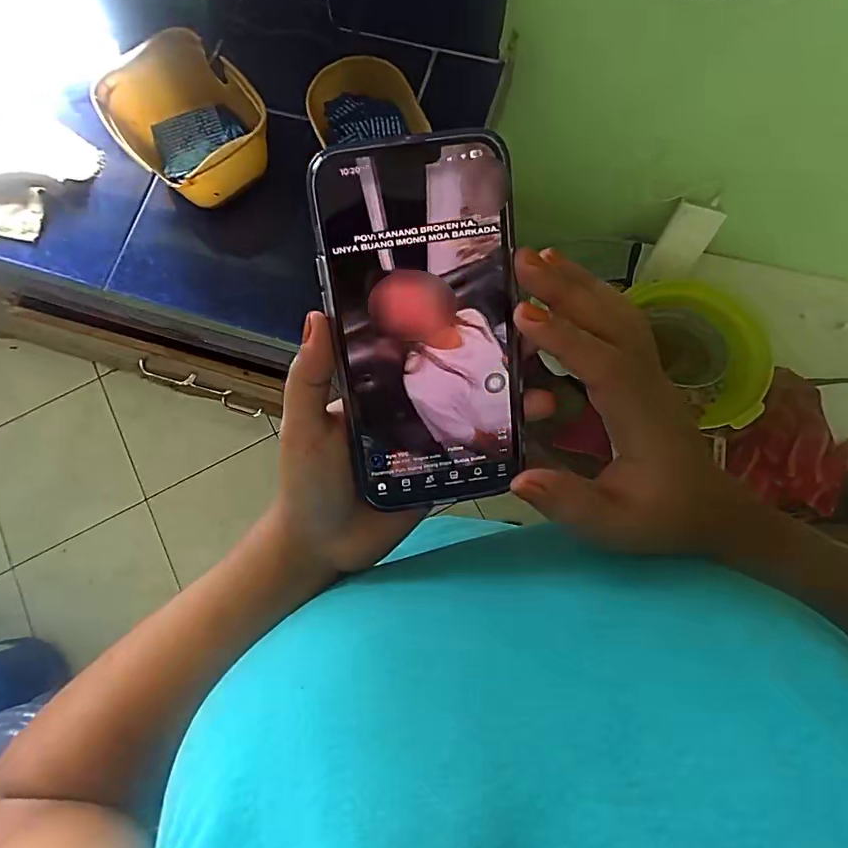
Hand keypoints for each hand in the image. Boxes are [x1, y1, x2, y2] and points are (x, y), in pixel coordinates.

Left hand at [267, 311, 554, 577]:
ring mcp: (429, 442)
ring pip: (473, 414)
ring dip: (507, 402)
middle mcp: (407, 408)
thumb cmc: (307, 480)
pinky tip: (535, 432)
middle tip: (531, 344)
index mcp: (375, 388)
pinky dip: (504, 444)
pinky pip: (477, 456)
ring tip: (542, 393)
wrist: (324, 547)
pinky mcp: (443, 475)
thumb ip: (309, 376)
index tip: (481, 300)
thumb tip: (317, 315)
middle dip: (491, 362)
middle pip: (453, 377)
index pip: (411, 348)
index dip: (441, 326)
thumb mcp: (304, 424)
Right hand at [508, 248, 772, 557]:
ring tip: (543, 256)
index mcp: (640, 417)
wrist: (716, 513)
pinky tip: (569, 286)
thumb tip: (518, 477)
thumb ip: (569, 502)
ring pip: (620, 315)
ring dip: (581, 282)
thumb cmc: (662, 518)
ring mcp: (650, 374)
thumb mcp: (612, 525)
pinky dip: (593, 297)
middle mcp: (648, 384)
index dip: (564, 339)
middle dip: (568, 288)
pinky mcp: (644, 374)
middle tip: (523, 259)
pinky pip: (621, 325)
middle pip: (613, 323)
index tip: (523, 314)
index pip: (604, 366)